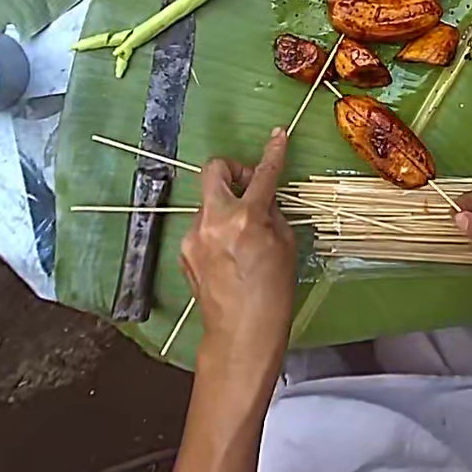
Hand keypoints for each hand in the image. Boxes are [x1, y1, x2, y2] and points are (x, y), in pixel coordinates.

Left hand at [181, 128, 295, 382]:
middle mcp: (214, 220)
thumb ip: (273, 214)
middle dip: (233, 169)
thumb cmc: (273, 295)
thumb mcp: (285, 246)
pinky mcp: (185, 250)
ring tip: (243, 233)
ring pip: (209, 200)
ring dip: (227, 205)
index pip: (263, 174)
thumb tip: (264, 199)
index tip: (278, 136)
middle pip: (214, 169)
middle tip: (250, 187)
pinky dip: (217, 228)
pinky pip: (203, 225)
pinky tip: (229, 253)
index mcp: (246, 218)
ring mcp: (194, 235)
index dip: (273, 152)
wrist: (241, 335)